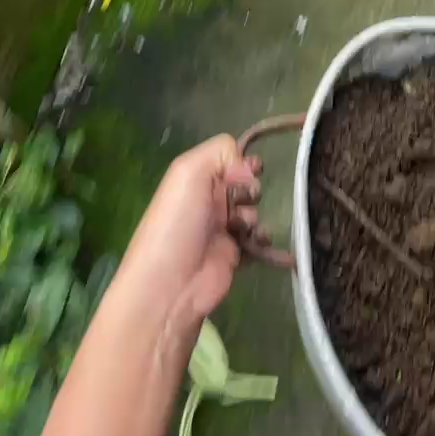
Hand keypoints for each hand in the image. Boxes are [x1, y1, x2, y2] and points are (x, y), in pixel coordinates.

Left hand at [124, 135, 262, 329]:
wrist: (171, 284)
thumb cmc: (178, 222)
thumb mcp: (189, 171)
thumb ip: (222, 151)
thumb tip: (248, 172)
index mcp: (194, 180)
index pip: (228, 159)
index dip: (243, 162)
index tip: (250, 170)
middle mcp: (208, 201)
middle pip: (245, 183)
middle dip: (250, 188)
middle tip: (242, 198)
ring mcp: (222, 228)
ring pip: (254, 209)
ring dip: (253, 214)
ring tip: (241, 227)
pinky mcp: (235, 254)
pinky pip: (260, 237)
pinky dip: (263, 237)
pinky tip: (256, 241)